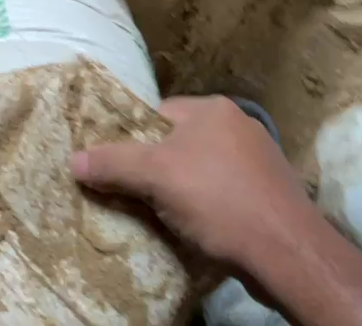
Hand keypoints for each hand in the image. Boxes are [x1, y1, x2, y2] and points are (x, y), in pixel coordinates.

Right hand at [71, 96, 314, 268]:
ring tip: (171, 219)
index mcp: (212, 108)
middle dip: (161, 170)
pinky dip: (212, 209)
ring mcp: (261, 160)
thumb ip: (113, 163)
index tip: (124, 173)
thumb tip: (73, 160)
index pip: (157, 116)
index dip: (136, 144)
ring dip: (187, 192)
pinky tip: (204, 231)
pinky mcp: (273, 194)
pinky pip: (228, 194)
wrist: (288, 253)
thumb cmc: (218, 200)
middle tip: (142, 199)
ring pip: (205, 171)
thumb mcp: (155, 177)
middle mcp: (239, 124)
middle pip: (180, 143)